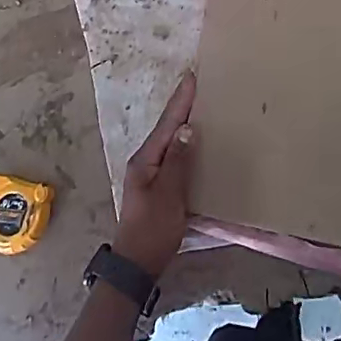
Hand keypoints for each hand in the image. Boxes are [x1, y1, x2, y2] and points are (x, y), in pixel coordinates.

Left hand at [114, 72, 197, 277]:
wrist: (138, 264)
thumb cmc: (154, 229)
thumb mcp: (168, 195)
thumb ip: (178, 161)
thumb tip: (188, 127)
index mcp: (145, 159)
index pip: (167, 123)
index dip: (181, 100)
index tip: (192, 76)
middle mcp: (146, 161)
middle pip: (167, 127)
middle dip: (183, 105)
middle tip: (200, 84)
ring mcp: (151, 173)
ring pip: (171, 140)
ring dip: (185, 121)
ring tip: (202, 104)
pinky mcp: (160, 184)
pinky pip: (175, 154)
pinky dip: (186, 141)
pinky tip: (198, 139)